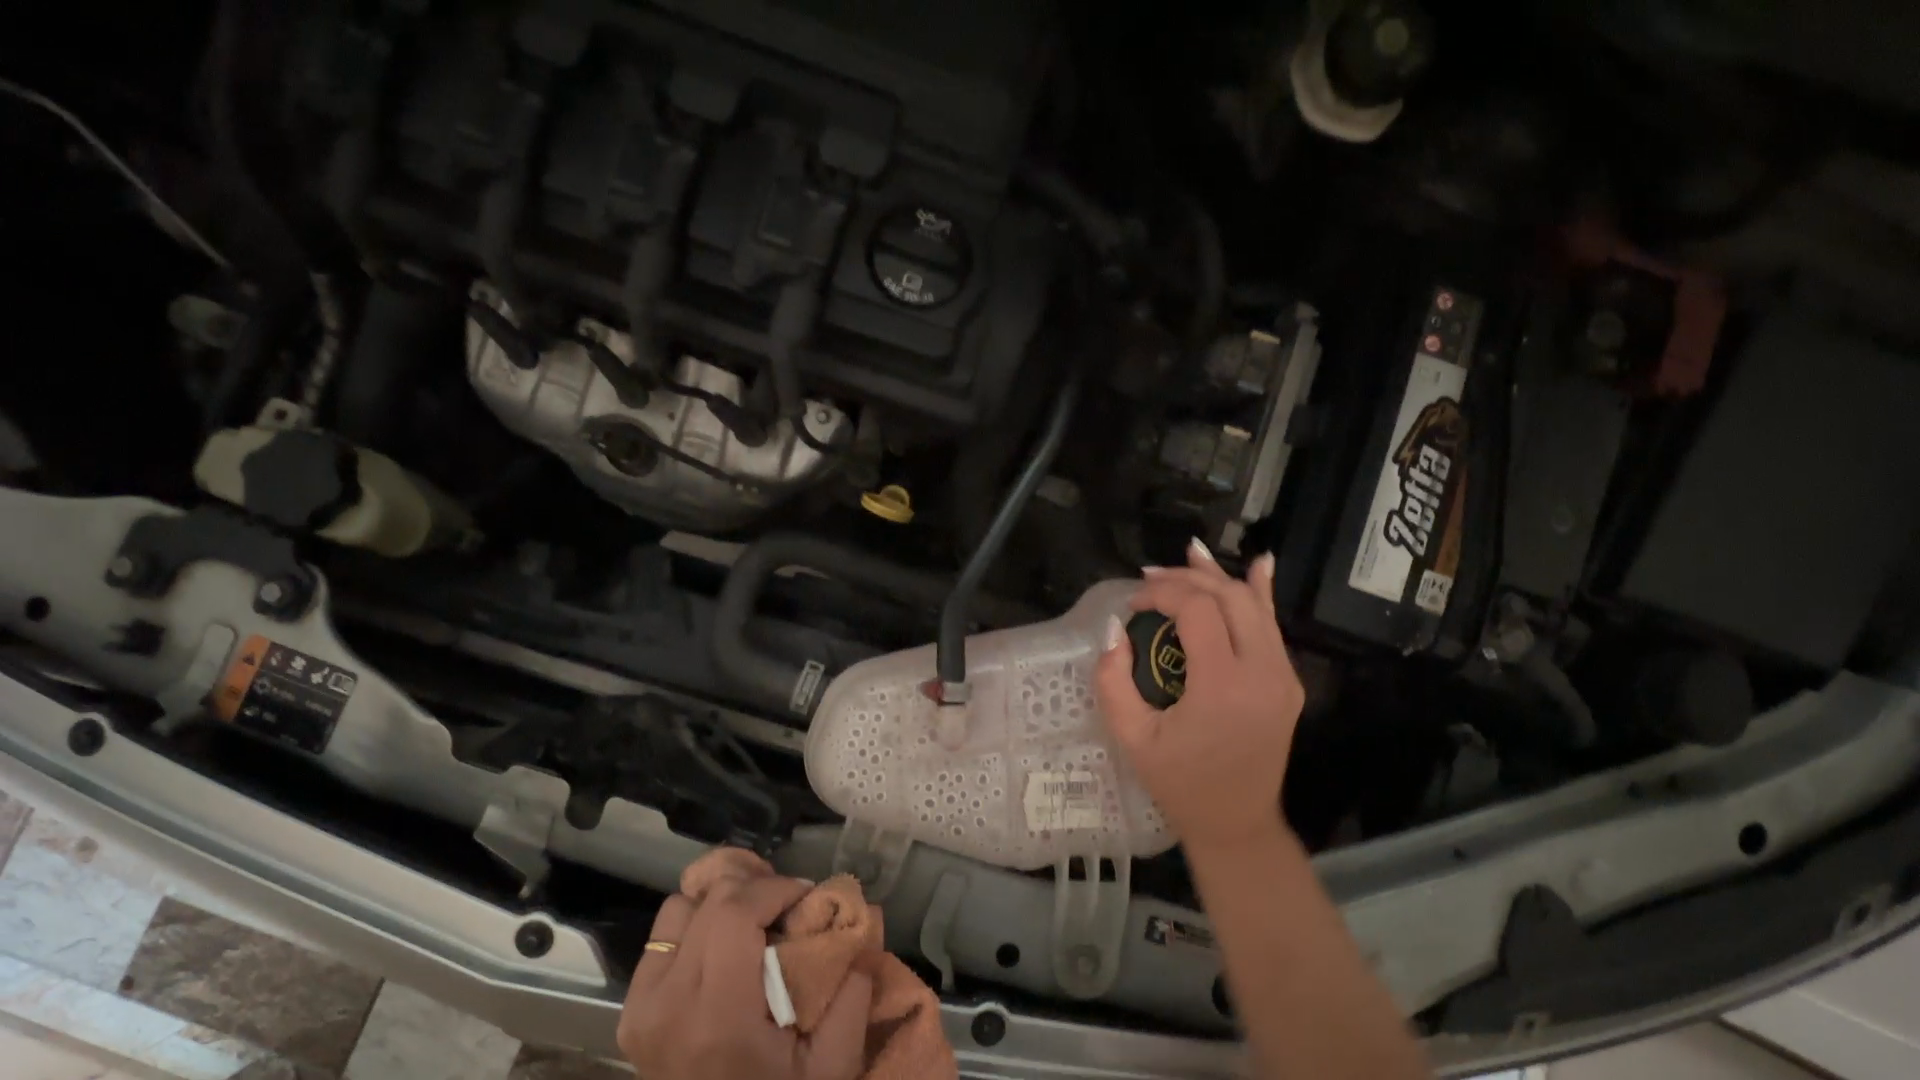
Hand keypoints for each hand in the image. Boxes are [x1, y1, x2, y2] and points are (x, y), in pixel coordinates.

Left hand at [618, 872, 873, 1079]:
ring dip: (721, 905)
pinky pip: (661, 940)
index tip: (808, 898)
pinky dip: (696, 928)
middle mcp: (667, 1003)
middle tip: (788, 904)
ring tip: (755, 920)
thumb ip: (851, 992)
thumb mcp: (830, 1067)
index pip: (734, 910)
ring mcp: (640, 1008)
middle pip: (708, 900)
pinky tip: (725, 948)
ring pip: (679, 909)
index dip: (776, 888)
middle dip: (755, 888)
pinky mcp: (630, 1012)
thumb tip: (861, 921)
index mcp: (717, 1016)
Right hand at [1095, 541, 1305, 850]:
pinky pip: (1272, 628)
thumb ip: (1113, 680)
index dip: (1163, 594)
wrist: (1236, 822)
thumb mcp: (1131, 737)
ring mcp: (1283, 676)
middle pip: (1230, 597)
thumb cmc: (1179, 784)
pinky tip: (1258, 563)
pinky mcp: (1288, 682)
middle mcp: (1262, 673)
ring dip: (1218, 579)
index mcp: (1222, 687)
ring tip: (1186, 558)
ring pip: (1255, 606)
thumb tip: (1115, 630)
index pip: (1197, 611)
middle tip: (1151, 579)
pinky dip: (1260, 594)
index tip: (1134, 603)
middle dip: (1188, 578)